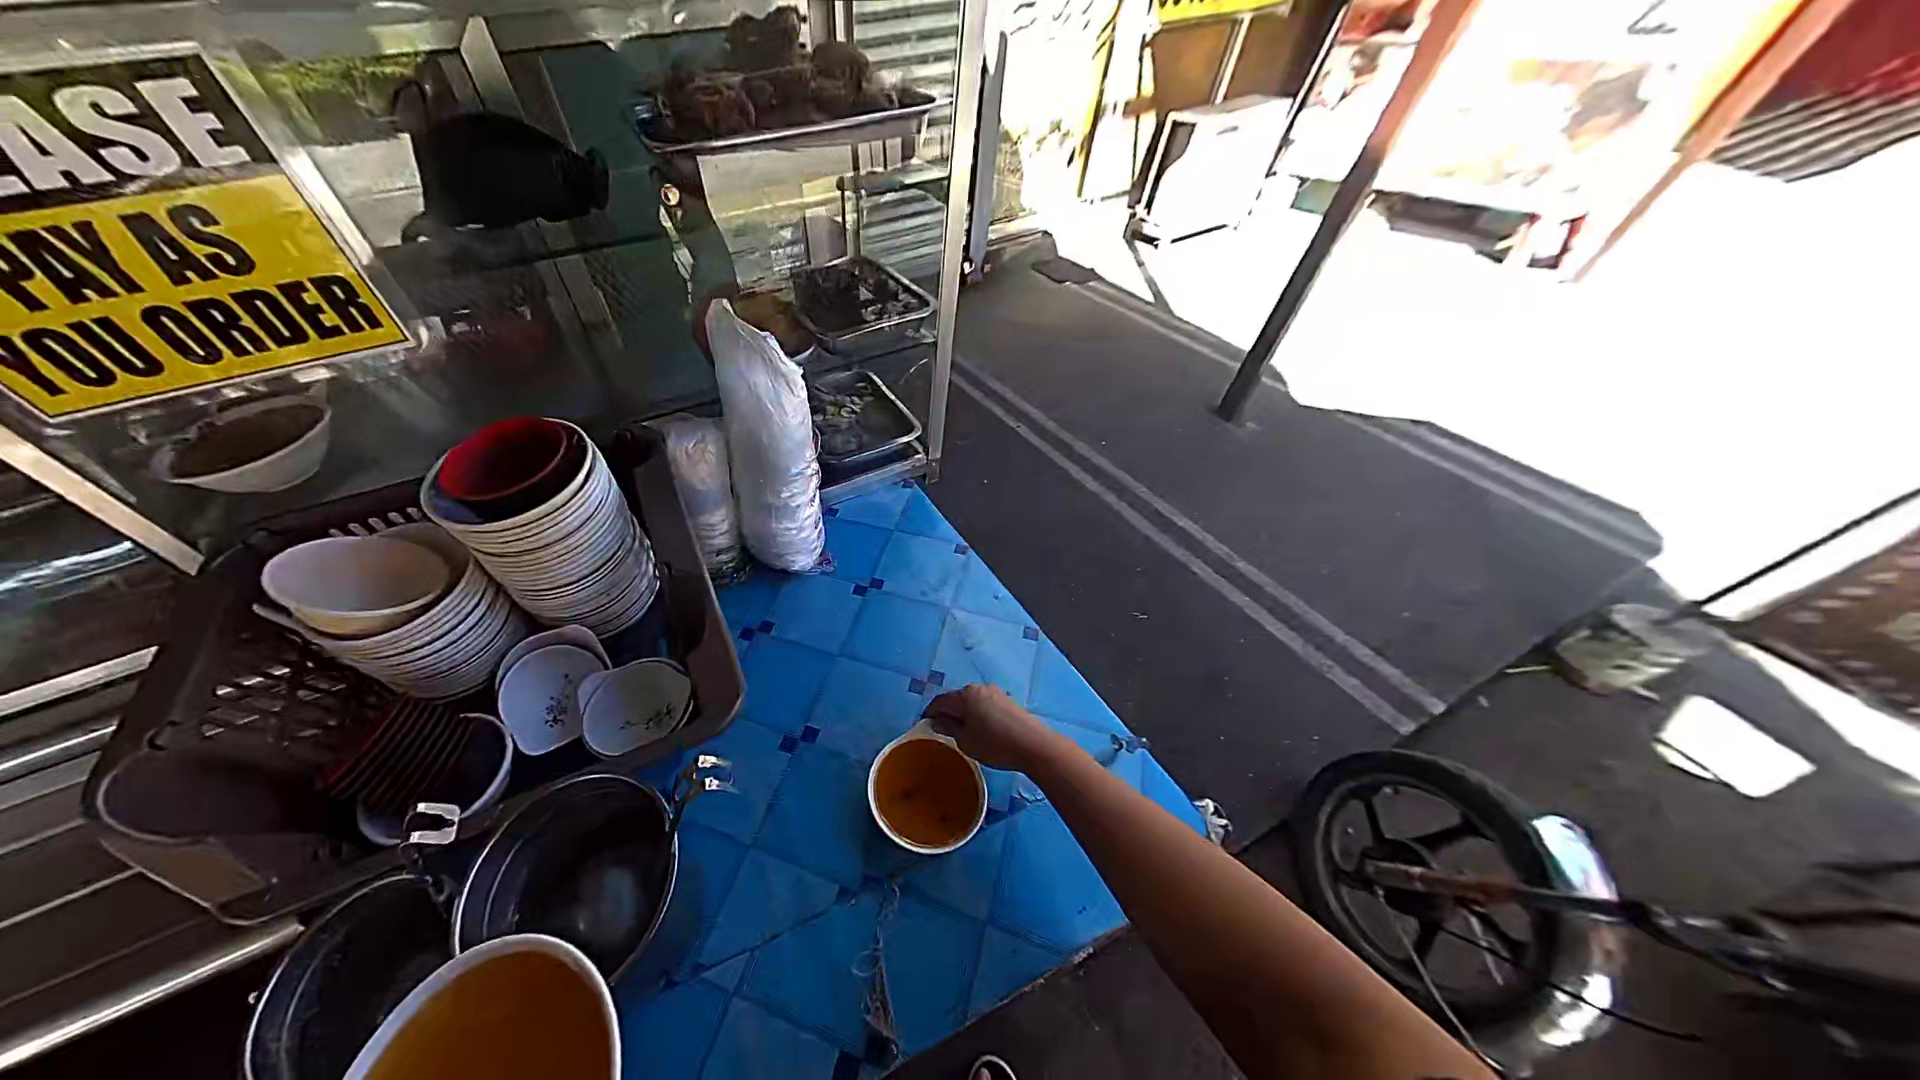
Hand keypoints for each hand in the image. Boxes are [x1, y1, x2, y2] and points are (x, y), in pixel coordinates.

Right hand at [921, 684, 1068, 772]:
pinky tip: (982, 729)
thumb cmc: (995, 744)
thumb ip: (948, 728)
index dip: (930, 712)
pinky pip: (984, 704)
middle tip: (942, 730)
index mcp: (965, 696)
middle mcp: (979, 688)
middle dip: (947, 712)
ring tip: (963, 732)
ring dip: (964, 713)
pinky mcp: (1007, 701)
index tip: (924, 724)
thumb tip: (936, 720)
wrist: (1034, 745)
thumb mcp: (965, 741)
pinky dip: (978, 714)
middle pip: (956, 698)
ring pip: (971, 701)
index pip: (940, 701)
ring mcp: (995, 692)